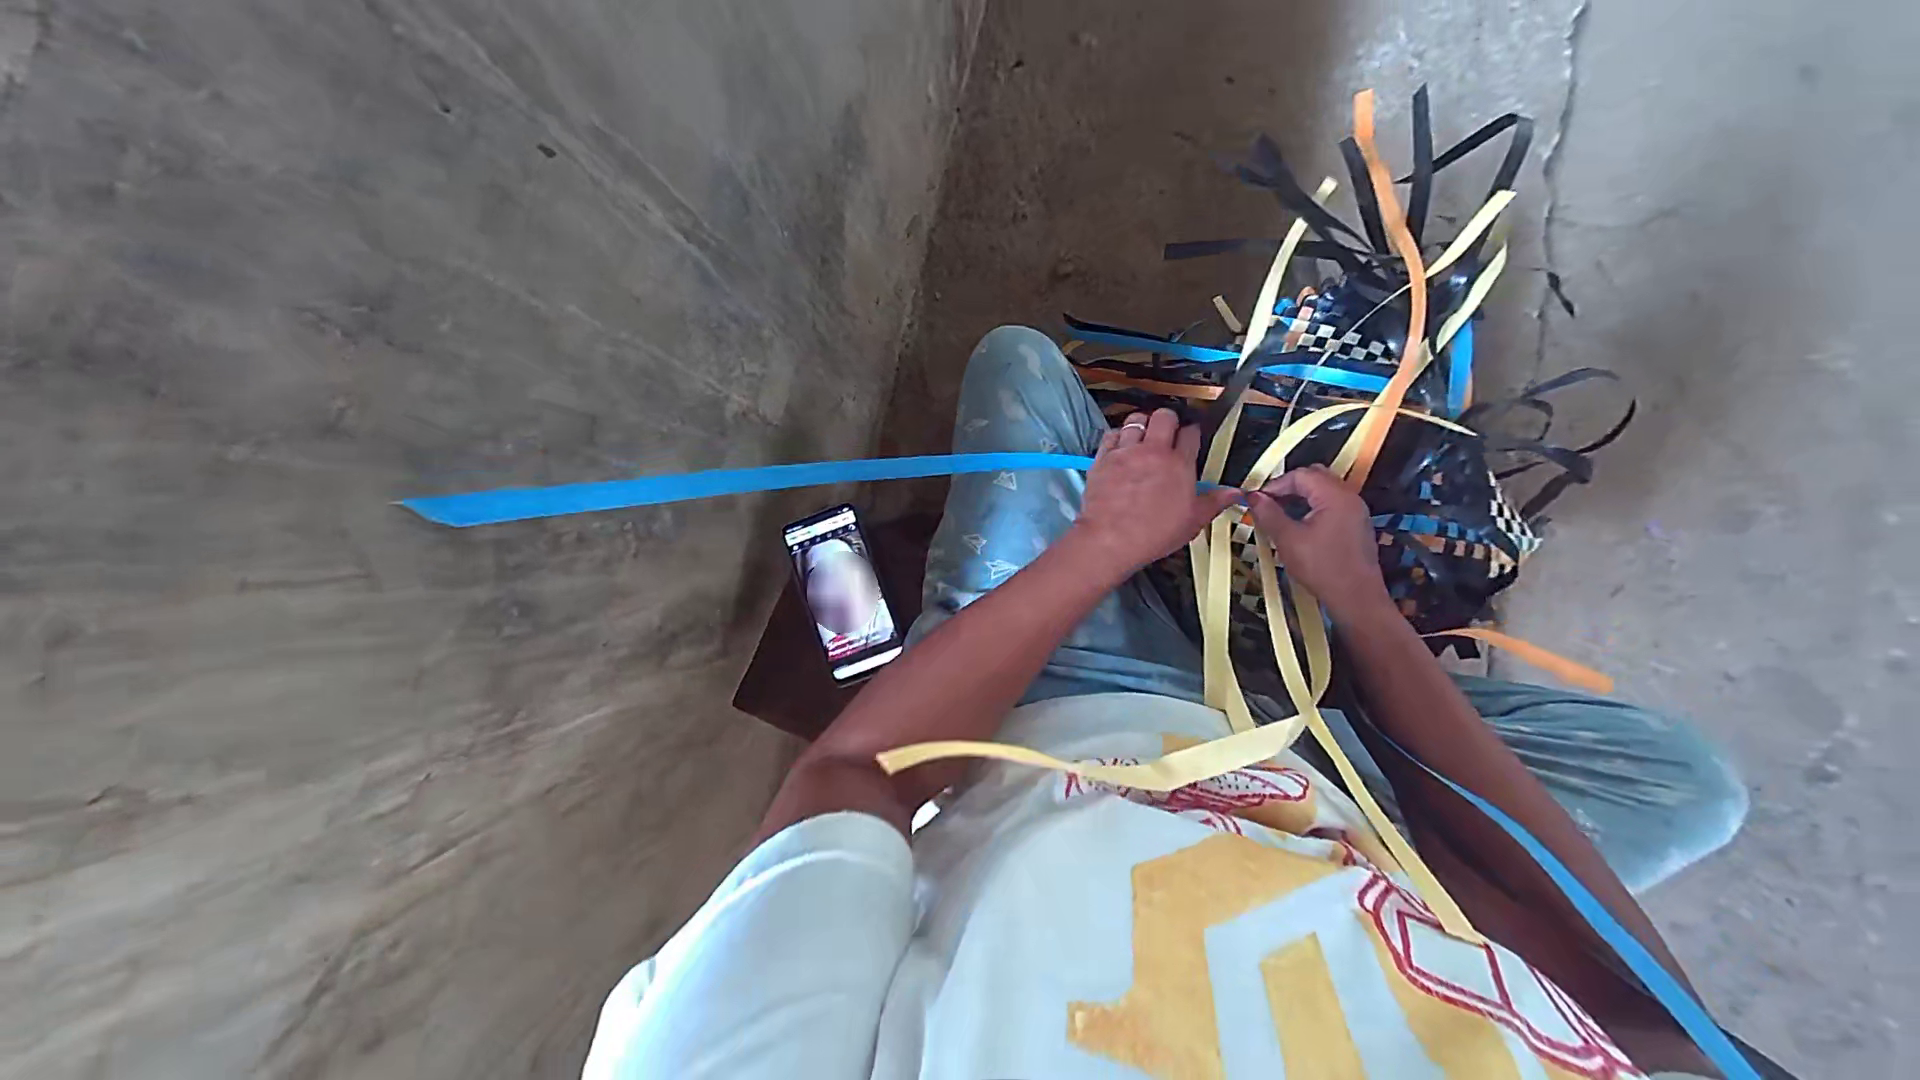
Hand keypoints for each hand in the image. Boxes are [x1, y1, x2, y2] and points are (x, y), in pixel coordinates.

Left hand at [1069, 408, 1243, 579]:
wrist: (1109, 539)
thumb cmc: (1151, 533)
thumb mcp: (1192, 521)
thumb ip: (1213, 502)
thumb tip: (1233, 494)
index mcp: (1179, 464)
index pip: (1191, 433)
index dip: (1193, 432)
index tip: (1191, 436)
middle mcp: (1152, 452)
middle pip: (1164, 416)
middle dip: (1169, 419)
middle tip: (1168, 430)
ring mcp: (1126, 453)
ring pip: (1135, 420)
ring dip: (1142, 423)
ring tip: (1144, 434)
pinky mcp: (1103, 459)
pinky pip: (1110, 435)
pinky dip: (1117, 436)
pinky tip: (1120, 444)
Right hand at [1246, 464, 1394, 620]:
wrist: (1355, 597)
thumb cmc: (1321, 567)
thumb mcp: (1288, 539)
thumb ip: (1269, 513)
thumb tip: (1253, 497)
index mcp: (1335, 496)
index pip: (1300, 475)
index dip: (1275, 485)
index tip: (1257, 501)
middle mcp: (1349, 497)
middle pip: (1314, 477)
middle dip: (1288, 487)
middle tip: (1268, 504)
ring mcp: (1355, 511)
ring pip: (1323, 490)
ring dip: (1299, 497)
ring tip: (1279, 515)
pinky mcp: (1355, 524)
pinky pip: (1331, 504)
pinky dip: (1312, 507)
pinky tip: (1298, 526)